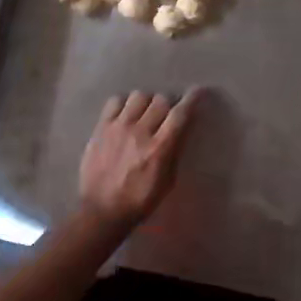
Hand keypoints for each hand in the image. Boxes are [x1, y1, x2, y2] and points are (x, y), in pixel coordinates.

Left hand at [78, 89, 200, 231]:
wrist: (102, 209)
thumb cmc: (140, 200)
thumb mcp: (167, 182)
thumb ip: (173, 152)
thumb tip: (179, 129)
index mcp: (159, 149)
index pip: (180, 115)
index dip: (192, 99)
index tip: (198, 91)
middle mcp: (140, 132)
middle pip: (161, 100)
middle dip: (169, 104)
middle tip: (167, 114)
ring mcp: (119, 127)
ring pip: (140, 96)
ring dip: (147, 102)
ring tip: (145, 113)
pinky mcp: (102, 126)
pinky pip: (116, 100)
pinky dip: (125, 103)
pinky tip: (126, 114)